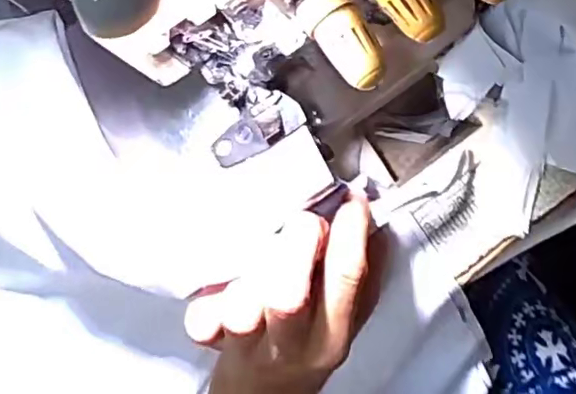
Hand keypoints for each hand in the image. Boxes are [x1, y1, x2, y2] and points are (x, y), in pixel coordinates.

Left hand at [184, 196, 379, 393]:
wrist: (263, 391)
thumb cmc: (302, 341)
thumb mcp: (340, 315)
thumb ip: (360, 275)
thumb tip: (373, 223)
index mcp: (330, 331)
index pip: (346, 278)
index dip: (350, 232)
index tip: (350, 200)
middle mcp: (290, 341)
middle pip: (288, 295)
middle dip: (294, 246)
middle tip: (299, 222)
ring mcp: (246, 342)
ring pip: (241, 311)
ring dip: (247, 277)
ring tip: (253, 253)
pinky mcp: (209, 337)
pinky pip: (202, 323)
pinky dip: (204, 304)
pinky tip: (213, 290)